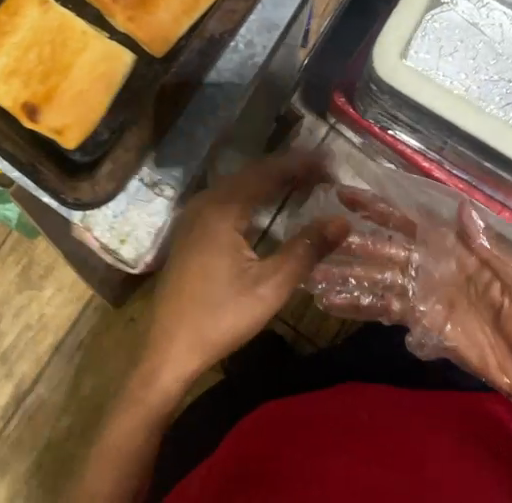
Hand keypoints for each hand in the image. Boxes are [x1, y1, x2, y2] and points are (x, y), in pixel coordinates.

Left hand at [140, 153, 349, 391]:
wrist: (169, 349)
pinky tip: (270, 206)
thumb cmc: (220, 318)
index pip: (266, 173)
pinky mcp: (191, 231)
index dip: (299, 165)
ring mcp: (194, 216)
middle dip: (287, 170)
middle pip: (251, 174)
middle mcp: (205, 203)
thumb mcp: (270, 287)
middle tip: (323, 172)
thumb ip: (306, 251)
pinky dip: (253, 196)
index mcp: (221, 209)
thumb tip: (342, 221)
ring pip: (238, 186)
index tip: (330, 163)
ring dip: (270, 182)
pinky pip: (227, 199)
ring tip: (304, 183)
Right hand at [310, 189, 511, 410]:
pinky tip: (334, 304)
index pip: (414, 219)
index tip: (347, 194)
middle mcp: (439, 265)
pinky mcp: (429, 326)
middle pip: (389, 248)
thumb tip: (463, 209)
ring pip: (383, 279)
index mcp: (461, 247)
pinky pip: (390, 312)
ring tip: (314, 272)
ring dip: (351, 274)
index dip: (382, 206)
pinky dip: (362, 307)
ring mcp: (431, 295)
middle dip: (354, 240)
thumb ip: (495, 250)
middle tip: (316, 234)